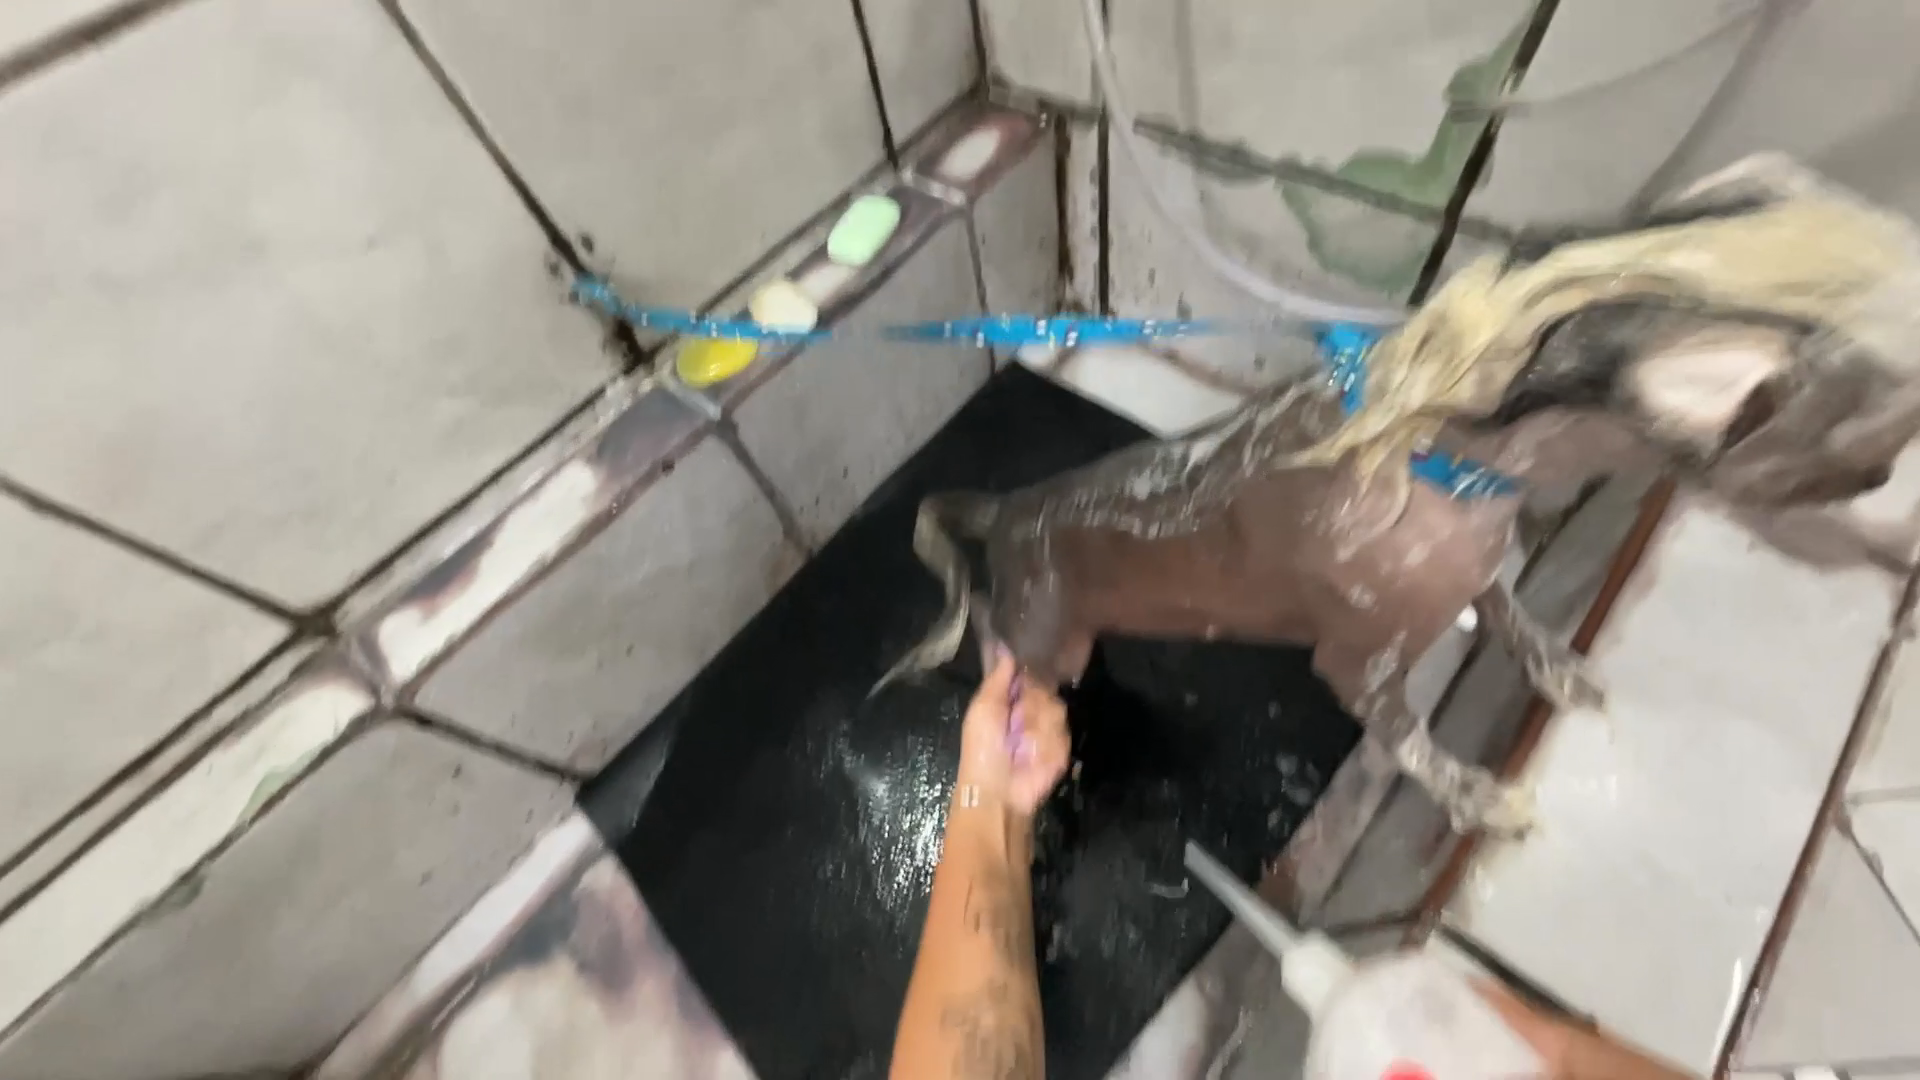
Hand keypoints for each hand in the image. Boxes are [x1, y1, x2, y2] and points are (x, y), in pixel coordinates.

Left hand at [956, 651, 1070, 817]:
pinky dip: (1045, 744)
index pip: (1028, 673)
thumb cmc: (983, 749)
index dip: (1029, 670)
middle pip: (1046, 687)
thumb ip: (997, 678)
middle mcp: (1031, 711)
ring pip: (1056, 708)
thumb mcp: (983, 708)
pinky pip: (1062, 733)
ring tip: (1022, 744)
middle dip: (1031, 702)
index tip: (1028, 671)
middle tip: (1017, 719)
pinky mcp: (1062, 749)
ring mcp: (1048, 730)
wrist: (998, 793)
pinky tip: (1033, 757)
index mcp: (1010, 700)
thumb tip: (1005, 646)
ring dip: (1036, 726)